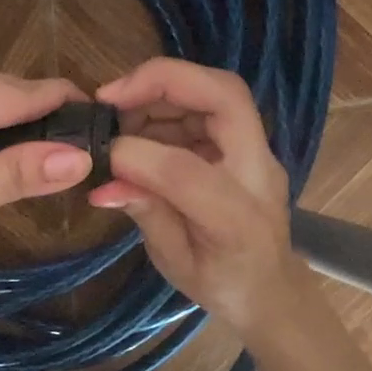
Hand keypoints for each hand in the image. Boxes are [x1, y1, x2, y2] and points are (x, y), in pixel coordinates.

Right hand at [87, 58, 304, 334]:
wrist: (269, 288)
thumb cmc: (220, 284)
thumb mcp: (174, 263)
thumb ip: (146, 215)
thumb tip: (103, 185)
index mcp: (238, 221)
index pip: (188, 172)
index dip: (138, 154)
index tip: (102, 153)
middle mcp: (259, 172)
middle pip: (225, 96)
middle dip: (164, 81)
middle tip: (110, 95)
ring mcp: (258, 151)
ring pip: (218, 91)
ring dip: (162, 91)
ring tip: (118, 113)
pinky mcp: (247, 143)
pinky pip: (212, 106)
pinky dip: (170, 104)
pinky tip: (139, 124)